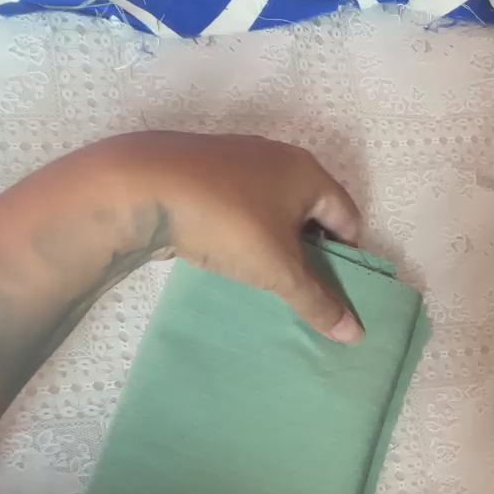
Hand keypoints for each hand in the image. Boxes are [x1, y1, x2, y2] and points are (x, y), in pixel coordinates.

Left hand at [87, 132, 366, 342]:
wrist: (138, 186)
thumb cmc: (227, 223)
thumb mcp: (279, 271)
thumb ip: (318, 302)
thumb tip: (355, 335)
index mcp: (308, 172)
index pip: (349, 218)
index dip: (349, 257)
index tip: (335, 289)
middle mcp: (279, 157)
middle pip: (315, 212)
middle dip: (315, 252)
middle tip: (305, 288)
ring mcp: (240, 159)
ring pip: (278, 208)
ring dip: (282, 242)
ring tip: (270, 277)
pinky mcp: (207, 169)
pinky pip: (247, 204)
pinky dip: (251, 231)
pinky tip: (235, 255)